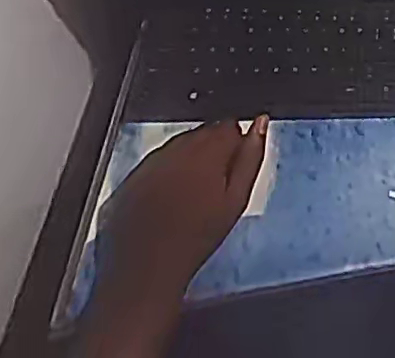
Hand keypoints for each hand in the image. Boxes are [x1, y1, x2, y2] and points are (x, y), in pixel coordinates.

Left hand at [80, 117, 270, 357]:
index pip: (229, 127)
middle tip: (215, 184)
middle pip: (203, 133)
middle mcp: (176, 147)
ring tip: (192, 193)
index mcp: (206, 150)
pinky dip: (166, 171)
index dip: (236, 146)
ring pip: (180, 145)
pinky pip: (157, 160)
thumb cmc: (197, 238)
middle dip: (213, 150)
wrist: (145, 273)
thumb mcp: (235, 201)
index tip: (234, 167)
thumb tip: (261, 122)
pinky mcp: (133, 173)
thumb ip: (251, 157)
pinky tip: (169, 196)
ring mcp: (152, 159)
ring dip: (189, 158)